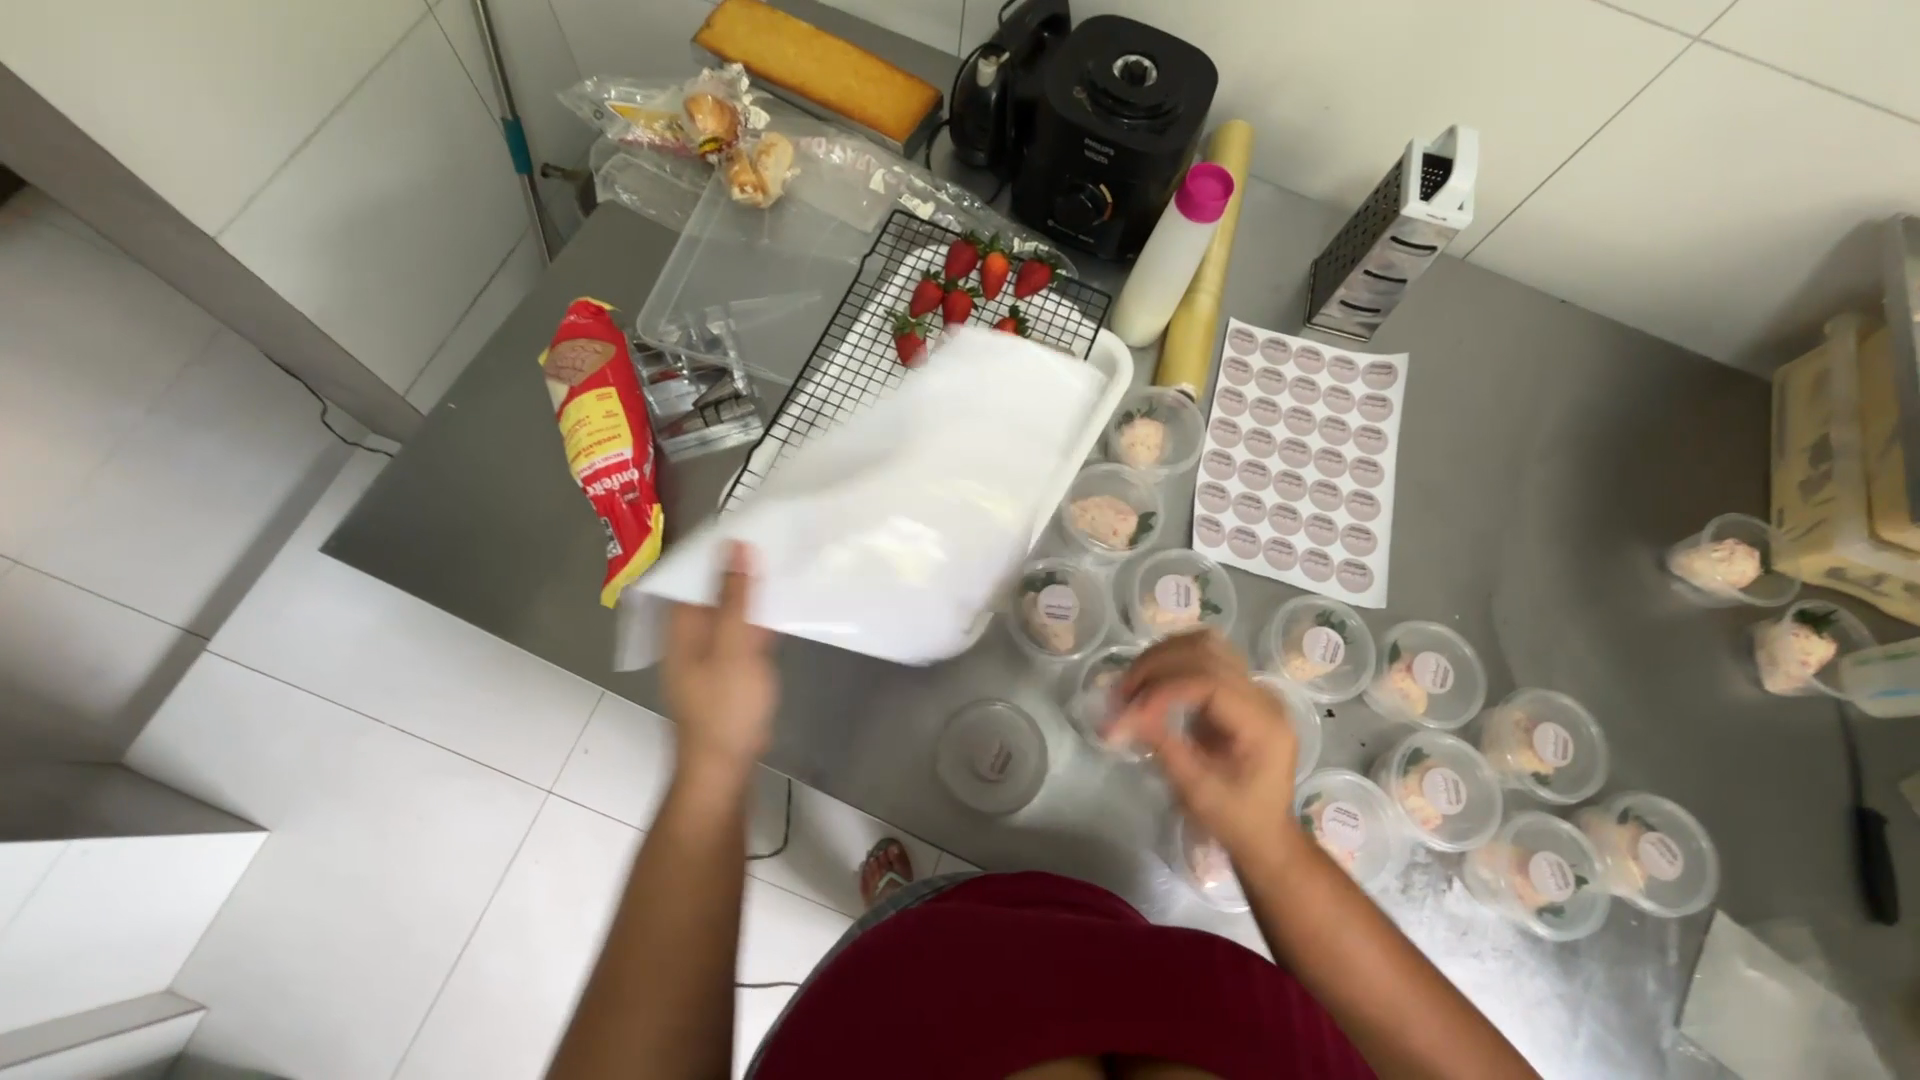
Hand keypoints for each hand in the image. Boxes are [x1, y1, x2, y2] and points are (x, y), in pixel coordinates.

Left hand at [662, 542, 777, 775]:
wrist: (724, 769)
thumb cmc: (726, 708)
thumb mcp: (734, 647)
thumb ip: (735, 597)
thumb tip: (735, 545)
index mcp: (681, 625)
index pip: (692, 572)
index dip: (717, 547)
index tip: (749, 522)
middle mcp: (688, 636)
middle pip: (711, 590)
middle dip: (739, 568)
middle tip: (776, 540)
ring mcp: (707, 656)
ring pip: (729, 612)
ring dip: (751, 594)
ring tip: (785, 566)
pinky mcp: (727, 673)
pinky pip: (741, 635)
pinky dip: (759, 621)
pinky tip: (783, 611)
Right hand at [1111, 632, 1304, 864]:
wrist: (1266, 834)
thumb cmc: (1235, 819)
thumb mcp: (1196, 790)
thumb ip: (1163, 745)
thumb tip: (1121, 715)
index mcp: (1263, 723)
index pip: (1209, 682)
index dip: (1162, 691)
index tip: (1129, 715)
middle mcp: (1264, 695)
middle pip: (1205, 652)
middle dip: (1155, 667)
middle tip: (1119, 696)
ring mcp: (1254, 688)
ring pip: (1204, 644)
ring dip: (1161, 657)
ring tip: (1131, 685)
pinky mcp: (1239, 689)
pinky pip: (1204, 657)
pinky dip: (1170, 661)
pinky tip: (1148, 683)